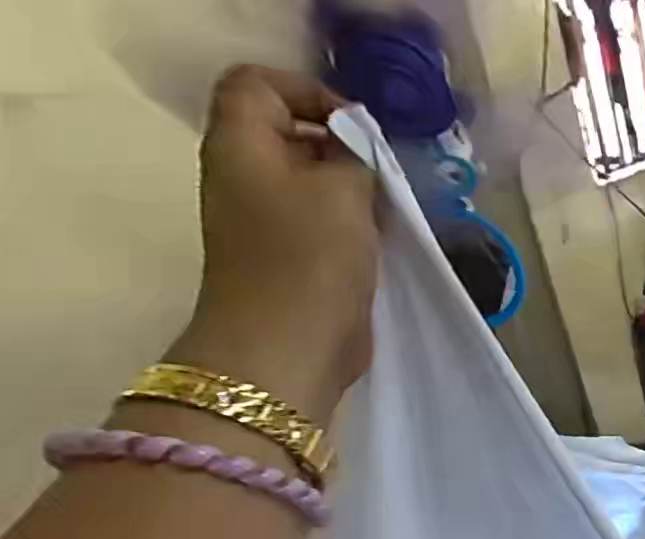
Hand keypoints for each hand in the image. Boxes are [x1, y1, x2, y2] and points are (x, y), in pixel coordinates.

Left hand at [175, 65, 377, 422]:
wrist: (292, 340)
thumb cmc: (311, 259)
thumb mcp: (341, 194)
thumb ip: (354, 158)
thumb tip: (360, 149)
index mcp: (242, 147)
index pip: (260, 86)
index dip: (312, 94)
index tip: (366, 130)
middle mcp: (248, 174)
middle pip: (290, 132)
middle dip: (345, 144)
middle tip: (391, 173)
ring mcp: (271, 217)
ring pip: (315, 179)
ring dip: (358, 188)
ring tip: (396, 209)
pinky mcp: (298, 253)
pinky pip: (328, 218)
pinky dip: (359, 220)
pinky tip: (389, 238)